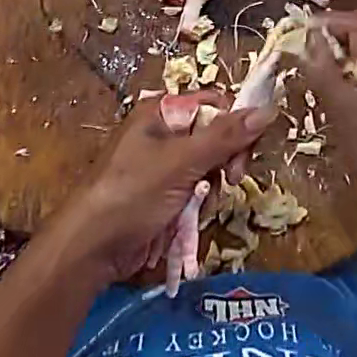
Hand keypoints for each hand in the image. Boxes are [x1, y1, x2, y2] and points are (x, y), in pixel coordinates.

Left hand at [56, 90, 270, 283]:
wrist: (89, 251)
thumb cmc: (131, 195)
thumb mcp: (181, 162)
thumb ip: (226, 137)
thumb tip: (267, 110)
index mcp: (163, 112)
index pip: (216, 104)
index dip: (236, 124)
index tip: (244, 152)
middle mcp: (166, 132)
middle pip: (218, 135)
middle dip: (227, 160)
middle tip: (230, 181)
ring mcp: (166, 165)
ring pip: (213, 166)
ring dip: (214, 187)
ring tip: (201, 205)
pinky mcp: (166, 193)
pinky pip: (199, 189)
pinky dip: (201, 203)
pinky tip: (192, 216)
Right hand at [290, 10, 356, 196]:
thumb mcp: (343, 111)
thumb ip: (324, 71)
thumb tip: (305, 38)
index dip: (327, 23)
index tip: (298, 30)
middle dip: (335, 27)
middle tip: (304, 40)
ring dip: (343, 37)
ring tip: (316, 51)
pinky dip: (354, 49)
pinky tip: (336, 65)